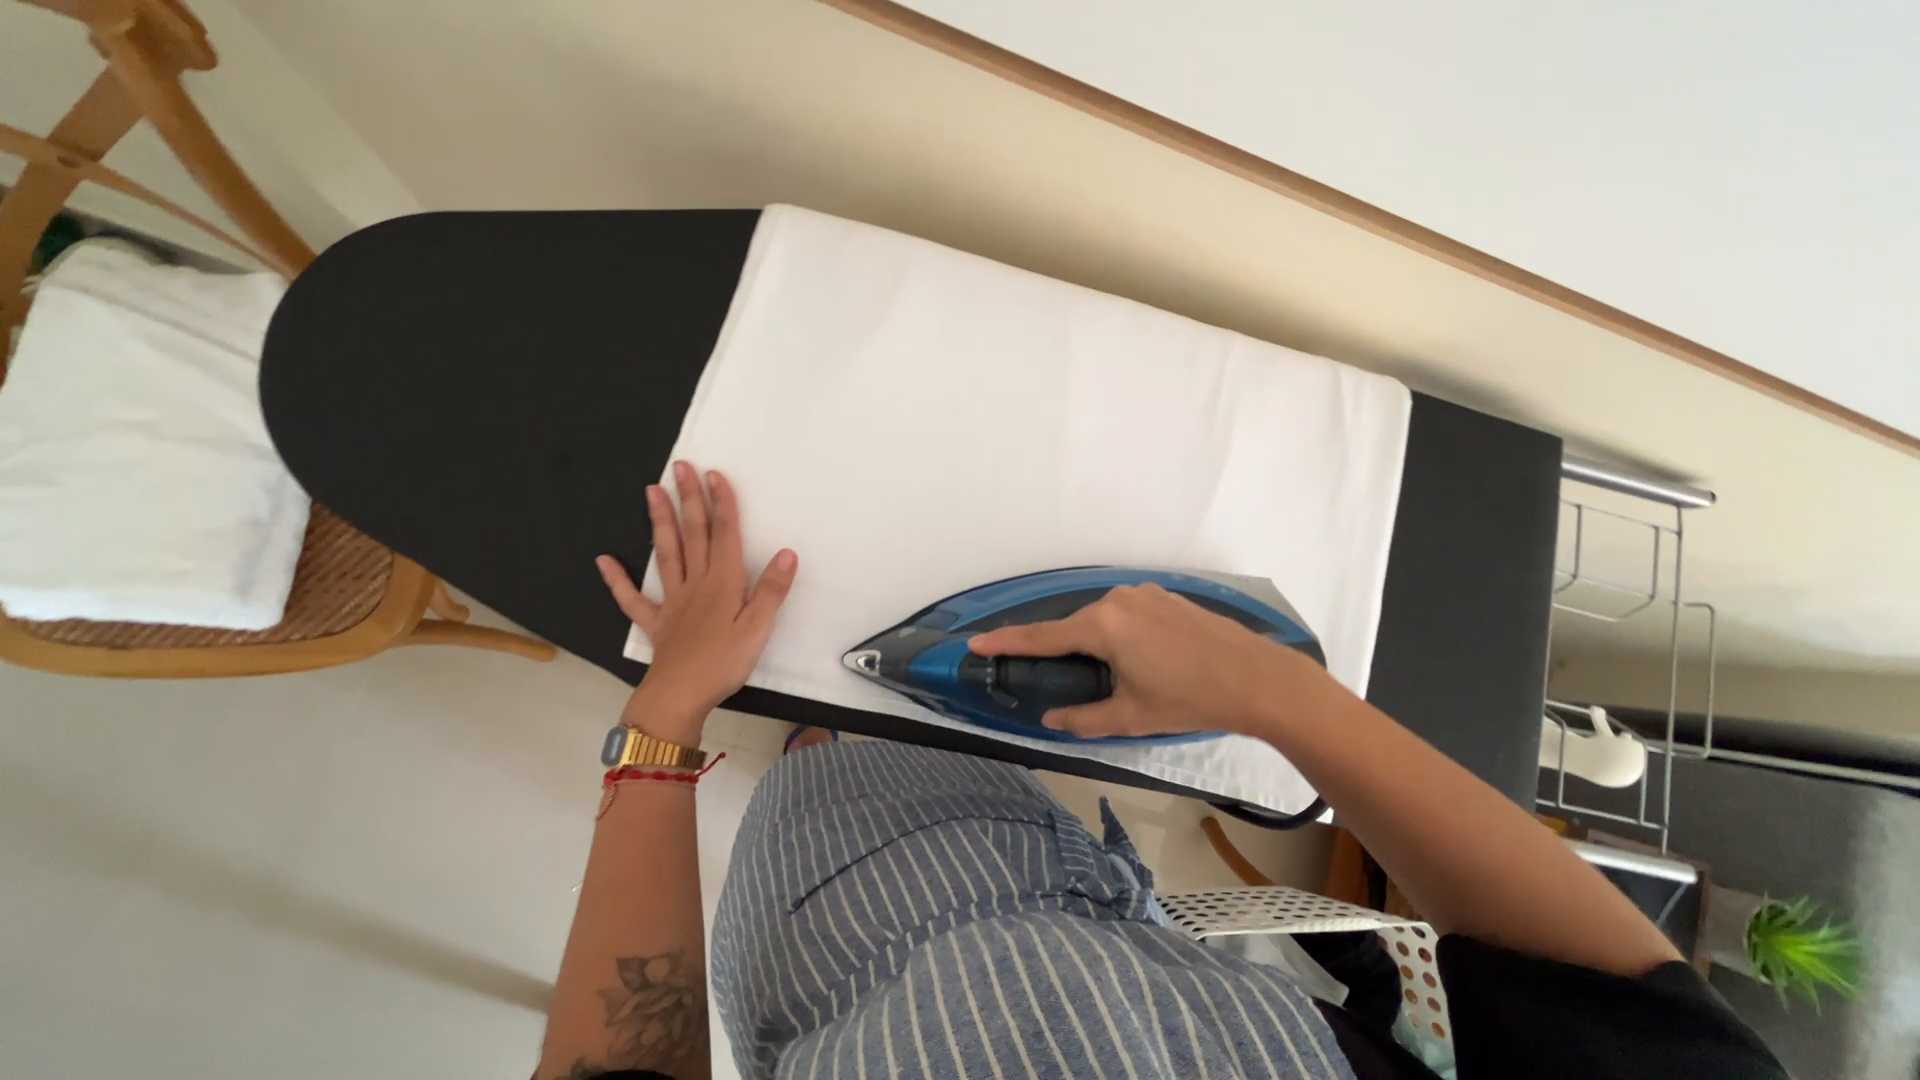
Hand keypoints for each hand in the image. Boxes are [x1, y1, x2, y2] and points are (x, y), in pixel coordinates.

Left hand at [596, 462, 797, 740]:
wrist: (680, 695)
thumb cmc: (724, 662)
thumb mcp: (759, 628)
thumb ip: (772, 590)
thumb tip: (786, 553)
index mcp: (724, 583)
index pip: (725, 534)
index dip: (722, 503)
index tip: (715, 474)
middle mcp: (696, 583)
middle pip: (693, 534)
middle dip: (689, 498)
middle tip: (681, 467)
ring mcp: (672, 601)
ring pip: (666, 553)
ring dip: (660, 521)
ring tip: (652, 491)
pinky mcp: (656, 622)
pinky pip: (632, 598)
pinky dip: (617, 579)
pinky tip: (604, 560)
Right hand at [967, 583, 1334, 738]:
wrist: (1258, 678)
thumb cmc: (1190, 699)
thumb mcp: (1131, 717)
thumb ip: (1084, 718)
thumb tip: (1050, 718)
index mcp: (1103, 626)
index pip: (1042, 636)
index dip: (1006, 641)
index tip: (975, 642)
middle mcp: (1118, 600)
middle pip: (1073, 626)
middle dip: (1060, 650)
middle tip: (1054, 677)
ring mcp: (1144, 594)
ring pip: (1101, 619)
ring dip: (1094, 643)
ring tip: (1110, 677)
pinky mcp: (1166, 597)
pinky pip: (1126, 613)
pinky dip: (1117, 633)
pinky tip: (1138, 659)